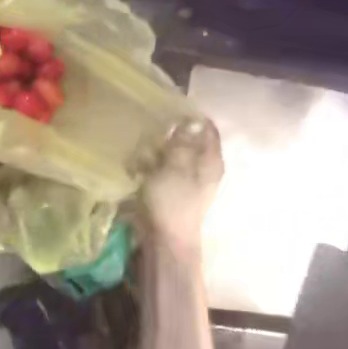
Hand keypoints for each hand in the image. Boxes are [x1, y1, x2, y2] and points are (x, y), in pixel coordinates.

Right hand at [140, 118, 224, 256]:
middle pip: (189, 141)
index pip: (207, 130)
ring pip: (172, 154)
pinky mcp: (172, 190)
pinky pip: (162, 169)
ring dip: (156, 151)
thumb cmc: (171, 201)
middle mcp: (203, 168)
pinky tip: (137, 167)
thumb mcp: (175, 167)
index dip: (191, 118)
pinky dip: (151, 166)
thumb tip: (192, 120)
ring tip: (140, 150)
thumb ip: (183, 143)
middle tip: (150, 130)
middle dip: (169, 135)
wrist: (165, 240)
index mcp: (210, 161)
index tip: (169, 108)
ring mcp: (188, 180)